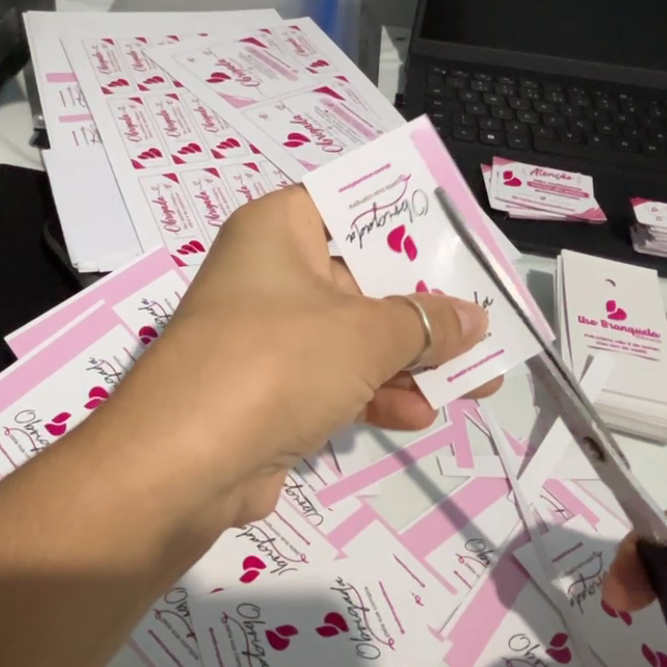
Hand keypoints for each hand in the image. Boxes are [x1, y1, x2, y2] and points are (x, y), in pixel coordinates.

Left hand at [92, 188, 495, 527]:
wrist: (184, 463)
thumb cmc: (277, 362)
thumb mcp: (364, 333)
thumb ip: (425, 321)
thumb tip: (471, 317)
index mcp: (276, 230)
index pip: (346, 202)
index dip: (403, 218)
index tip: (457, 238)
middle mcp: (266, 274)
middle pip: (358, 274)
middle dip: (421, 303)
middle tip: (483, 319)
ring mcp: (264, 335)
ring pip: (351, 335)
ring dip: (409, 358)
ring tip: (477, 377)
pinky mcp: (267, 391)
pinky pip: (333, 380)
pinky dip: (375, 394)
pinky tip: (421, 414)